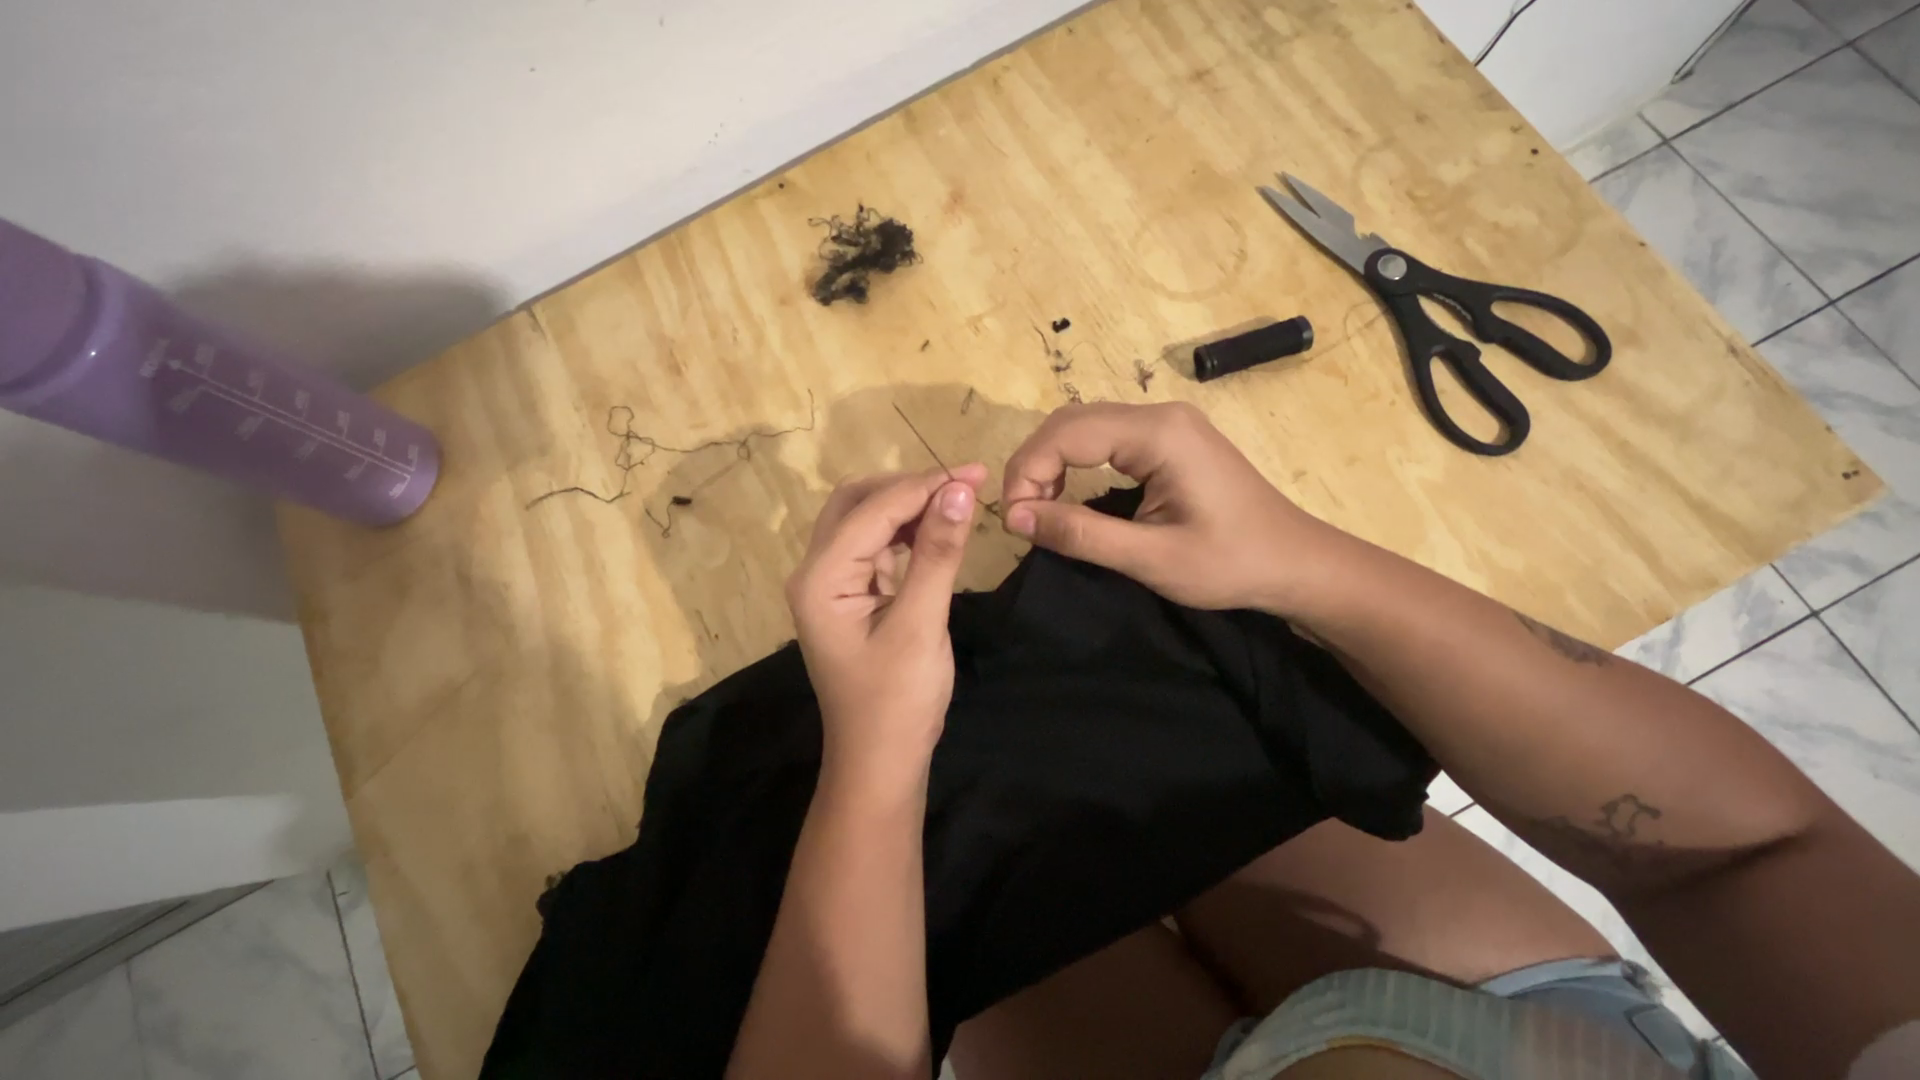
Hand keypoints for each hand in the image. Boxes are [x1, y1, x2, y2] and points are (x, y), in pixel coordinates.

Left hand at [787, 465, 984, 792]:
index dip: (923, 486)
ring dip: (908, 507)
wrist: (881, 762)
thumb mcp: (920, 624)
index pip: (872, 510)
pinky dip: (906, 533)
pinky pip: (875, 548)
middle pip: (856, 503)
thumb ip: (937, 554)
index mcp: (820, 578)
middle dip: (909, 487)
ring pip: (865, 521)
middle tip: (965, 485)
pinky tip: (937, 532)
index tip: (975, 474)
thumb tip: (959, 490)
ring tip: (959, 502)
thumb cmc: (897, 701)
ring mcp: (831, 586)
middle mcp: (816, 573)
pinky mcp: (851, 598)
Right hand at [1001, 402, 1344, 613]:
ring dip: (1052, 462)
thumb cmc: (1231, 563)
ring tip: (1040, 510)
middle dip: (1034, 464)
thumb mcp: (1151, 558)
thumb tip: (1014, 518)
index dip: (1028, 472)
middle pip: (1070, 421)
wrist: (1296, 563)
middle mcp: (1160, 414)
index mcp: (1158, 434)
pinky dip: (1076, 462)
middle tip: (1021, 516)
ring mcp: (1168, 423)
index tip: (1015, 521)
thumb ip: (1081, 534)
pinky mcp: (1170, 439)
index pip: (1066, 433)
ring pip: (1084, 426)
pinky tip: (1070, 496)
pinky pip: (1106, 437)